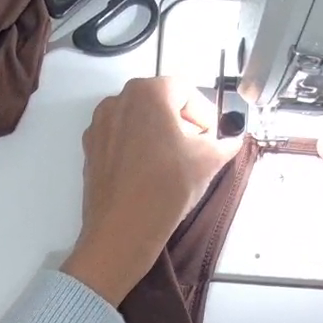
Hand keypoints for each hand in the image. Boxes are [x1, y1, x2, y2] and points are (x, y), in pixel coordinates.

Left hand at [62, 77, 241, 304]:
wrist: (122, 231)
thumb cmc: (167, 188)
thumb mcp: (208, 162)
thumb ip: (224, 144)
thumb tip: (232, 141)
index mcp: (148, 92)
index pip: (186, 90)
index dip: (205, 113)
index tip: (213, 136)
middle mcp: (117, 101)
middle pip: (159, 103)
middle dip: (182, 123)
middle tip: (196, 150)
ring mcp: (99, 126)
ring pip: (138, 122)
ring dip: (158, 136)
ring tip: (173, 165)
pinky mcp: (90, 151)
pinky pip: (120, 141)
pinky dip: (136, 151)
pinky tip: (148, 176)